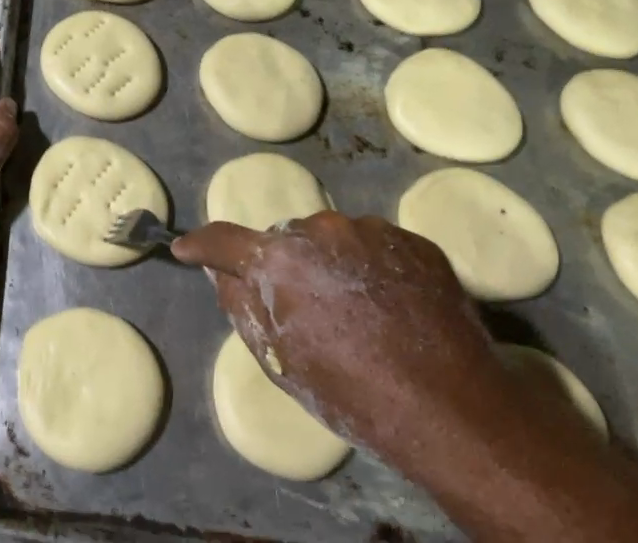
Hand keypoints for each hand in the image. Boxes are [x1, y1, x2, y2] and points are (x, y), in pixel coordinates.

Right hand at [171, 212, 517, 468]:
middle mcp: (321, 230)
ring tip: (353, 310)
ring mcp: (372, 231)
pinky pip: (374, 245)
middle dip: (284, 265)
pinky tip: (386, 306)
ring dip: (329, 263)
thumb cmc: (350, 392)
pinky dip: (369, 266)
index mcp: (278, 260)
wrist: (451, 408)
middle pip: (285, 239)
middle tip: (302, 307)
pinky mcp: (414, 241)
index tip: (185, 248)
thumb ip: (238, 304)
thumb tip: (219, 270)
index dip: (201, 244)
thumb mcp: (277, 360)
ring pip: (332, 239)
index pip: (224, 240)